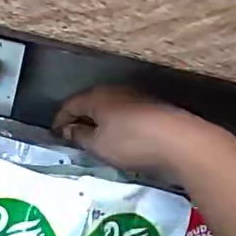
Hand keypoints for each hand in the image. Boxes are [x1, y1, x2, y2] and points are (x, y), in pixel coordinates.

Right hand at [52, 87, 228, 177]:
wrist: (182, 143)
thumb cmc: (132, 142)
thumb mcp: (98, 144)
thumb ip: (79, 136)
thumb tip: (67, 129)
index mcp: (97, 96)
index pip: (70, 104)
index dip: (59, 120)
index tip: (53, 134)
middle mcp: (116, 91)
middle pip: (90, 103)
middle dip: (79, 119)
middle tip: (71, 137)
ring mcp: (137, 98)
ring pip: (109, 109)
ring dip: (99, 123)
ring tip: (93, 141)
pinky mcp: (154, 110)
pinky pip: (125, 116)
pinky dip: (116, 126)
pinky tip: (118, 141)